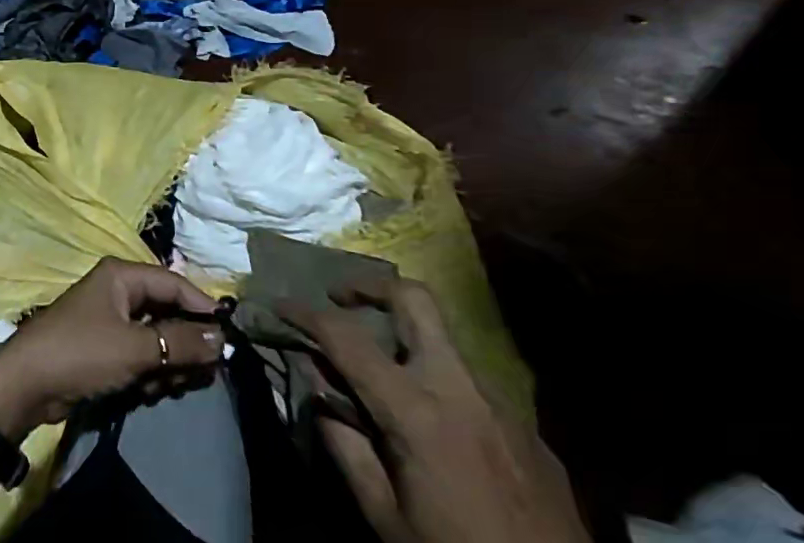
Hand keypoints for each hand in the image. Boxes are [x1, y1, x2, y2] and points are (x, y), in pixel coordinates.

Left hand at [0, 257, 222, 437]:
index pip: (174, 284)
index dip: (202, 307)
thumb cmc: (81, 353)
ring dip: (167, 364)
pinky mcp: (104, 348)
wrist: (24, 387)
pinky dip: (149, 372)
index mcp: (123, 276)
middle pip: (167, 312)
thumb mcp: (136, 349)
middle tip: (198, 373)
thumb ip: (181, 343)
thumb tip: (223, 339)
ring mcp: (110, 321)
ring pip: (156, 337)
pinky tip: (148, 394)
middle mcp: (118, 292)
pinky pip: (140, 354)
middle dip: (183, 344)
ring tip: (165, 387)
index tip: (227, 334)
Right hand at [284, 278, 589, 542]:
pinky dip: (436, 377)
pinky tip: (432, 422)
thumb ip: (347, 448)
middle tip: (340, 297)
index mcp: (417, 410)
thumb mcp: (386, 518)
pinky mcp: (523, 418)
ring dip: (405, 334)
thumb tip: (318, 394)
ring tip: (379, 366)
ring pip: (443, 337)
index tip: (281, 302)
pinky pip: (469, 379)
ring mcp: (497, 396)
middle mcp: (458, 384)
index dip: (307, 315)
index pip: (348, 340)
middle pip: (414, 298)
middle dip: (371, 285)